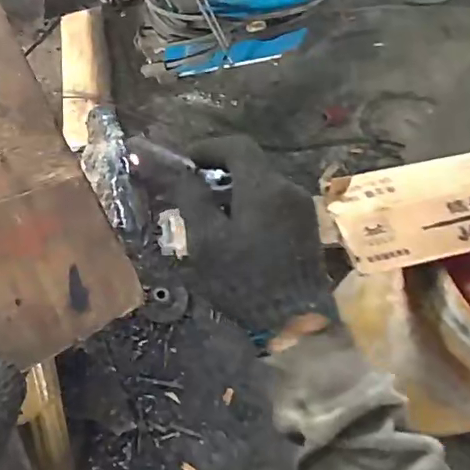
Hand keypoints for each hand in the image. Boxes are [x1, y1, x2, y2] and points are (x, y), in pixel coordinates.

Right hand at [164, 135, 336, 335]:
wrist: (296, 324)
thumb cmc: (244, 282)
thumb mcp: (206, 239)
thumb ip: (188, 196)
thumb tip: (164, 164)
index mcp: (264, 186)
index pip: (235, 145)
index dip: (206, 149)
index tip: (182, 166)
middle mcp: (287, 189)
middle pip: (249, 165)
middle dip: (216, 173)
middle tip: (188, 195)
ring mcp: (301, 209)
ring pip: (260, 185)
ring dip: (231, 193)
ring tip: (206, 219)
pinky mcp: (305, 229)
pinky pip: (272, 204)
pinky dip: (249, 207)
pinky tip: (233, 235)